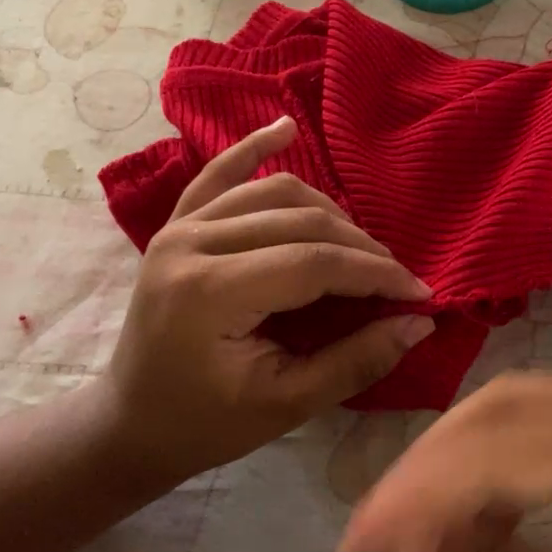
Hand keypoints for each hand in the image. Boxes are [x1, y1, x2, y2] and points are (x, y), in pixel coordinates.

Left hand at [101, 116, 435, 482]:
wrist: (131, 423)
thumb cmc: (206, 424)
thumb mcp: (286, 406)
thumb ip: (356, 361)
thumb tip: (419, 322)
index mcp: (210, 291)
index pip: (315, 262)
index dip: (376, 274)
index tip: (420, 293)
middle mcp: (190, 244)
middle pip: (302, 222)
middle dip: (362, 249)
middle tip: (398, 282)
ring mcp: (178, 227)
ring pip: (276, 194)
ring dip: (331, 213)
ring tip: (364, 248)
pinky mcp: (176, 225)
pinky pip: (220, 174)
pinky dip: (254, 148)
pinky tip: (286, 127)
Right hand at [336, 375, 551, 551]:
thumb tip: (400, 543)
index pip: (491, 452)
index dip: (413, 497)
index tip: (352, 550)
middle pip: (503, 408)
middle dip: (431, 465)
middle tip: (376, 533)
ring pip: (524, 410)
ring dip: (464, 459)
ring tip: (418, 529)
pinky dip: (505, 463)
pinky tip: (484, 517)